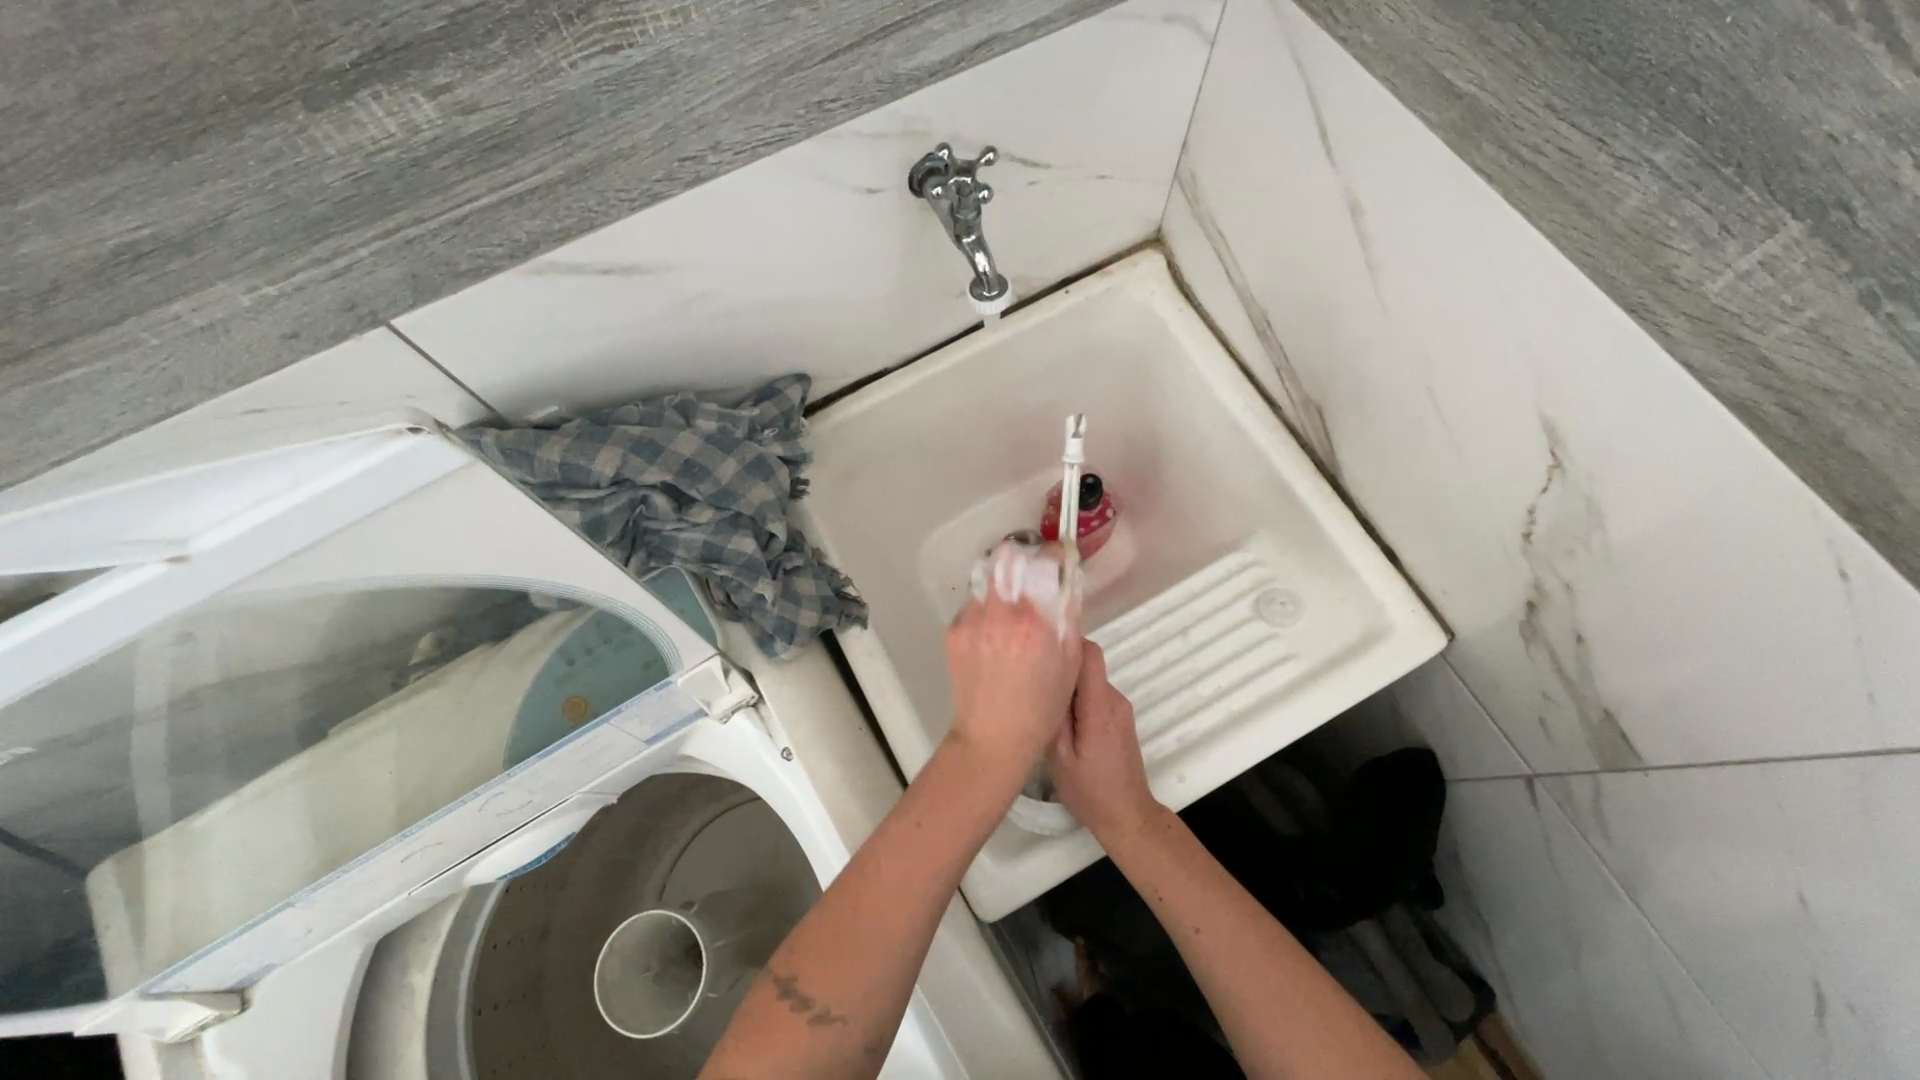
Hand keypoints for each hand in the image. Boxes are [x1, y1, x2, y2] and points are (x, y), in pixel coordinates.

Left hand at [945, 544, 1082, 776]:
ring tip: (1011, 608)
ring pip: (986, 580)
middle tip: (1031, 572)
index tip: (1058, 554)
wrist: (993, 737)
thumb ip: (1068, 614)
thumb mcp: (1070, 660)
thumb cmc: (1041, 705)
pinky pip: (972, 606)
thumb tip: (1065, 581)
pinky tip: (994, 635)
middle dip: (1021, 558)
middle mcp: (998, 612)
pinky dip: (985, 609)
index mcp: (1032, 619)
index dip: (1053, 552)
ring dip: (1001, 583)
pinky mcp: (953, 631)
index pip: (1043, 560)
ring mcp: (971, 620)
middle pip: (1006, 558)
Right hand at [1049, 642, 1160, 838]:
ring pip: (1088, 683)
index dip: (1067, 642)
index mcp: (1100, 706)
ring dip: (1067, 690)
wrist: (1126, 815)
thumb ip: (1054, 713)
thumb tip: (1045, 677)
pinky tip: (1060, 722)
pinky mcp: (1119, 718)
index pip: (1090, 654)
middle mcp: (1114, 700)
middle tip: (1031, 683)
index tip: (1040, 645)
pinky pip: (1094, 696)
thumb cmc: (1089, 790)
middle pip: (1086, 667)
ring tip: (1042, 707)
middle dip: (1059, 671)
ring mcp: (1120, 709)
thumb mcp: (1059, 756)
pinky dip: (1076, 702)